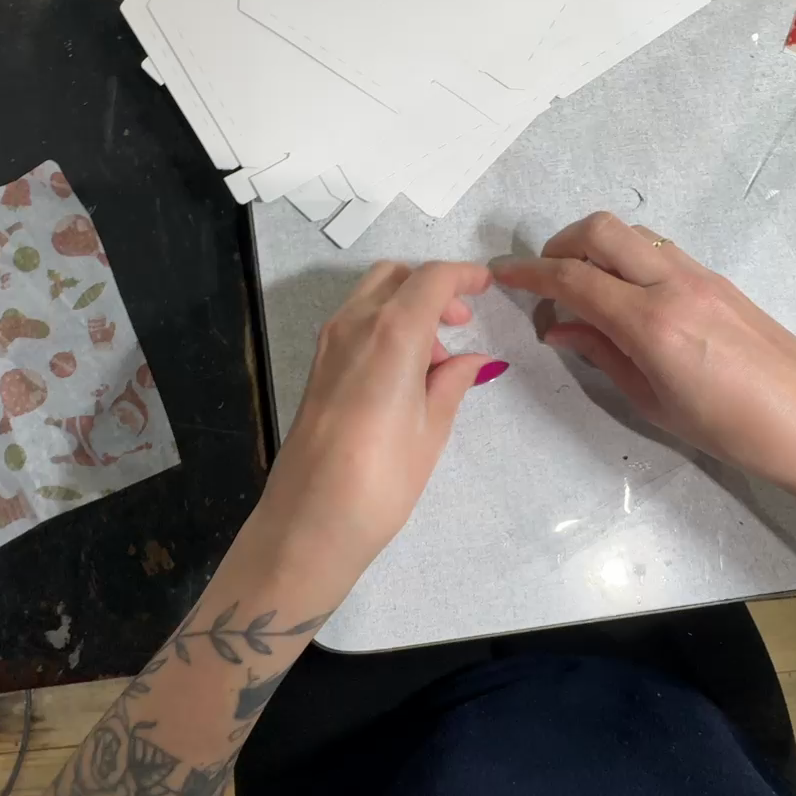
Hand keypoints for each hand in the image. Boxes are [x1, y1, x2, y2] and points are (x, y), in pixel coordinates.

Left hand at [247, 262, 504, 579]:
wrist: (309, 520)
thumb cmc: (382, 479)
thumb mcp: (431, 429)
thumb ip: (452, 382)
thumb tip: (474, 360)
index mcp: (392, 332)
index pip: (431, 279)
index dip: (463, 275)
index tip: (487, 285)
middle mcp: (354, 324)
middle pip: (396, 276)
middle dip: (431, 287)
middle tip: (460, 325)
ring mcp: (329, 343)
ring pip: (371, 296)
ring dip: (406, 307)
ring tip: (433, 362)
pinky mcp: (316, 365)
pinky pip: (355, 323)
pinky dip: (384, 326)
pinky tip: (402, 372)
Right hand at [492, 212, 795, 505]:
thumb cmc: (730, 430)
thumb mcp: (652, 401)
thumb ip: (600, 355)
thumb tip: (557, 330)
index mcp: (651, 322)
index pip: (574, 279)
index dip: (530, 274)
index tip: (502, 276)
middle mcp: (674, 284)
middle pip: (601, 230)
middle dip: (560, 243)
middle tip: (544, 279)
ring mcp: (701, 275)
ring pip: (632, 233)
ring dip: (595, 246)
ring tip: (582, 288)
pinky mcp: (718, 279)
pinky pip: (658, 250)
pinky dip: (626, 257)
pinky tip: (624, 296)